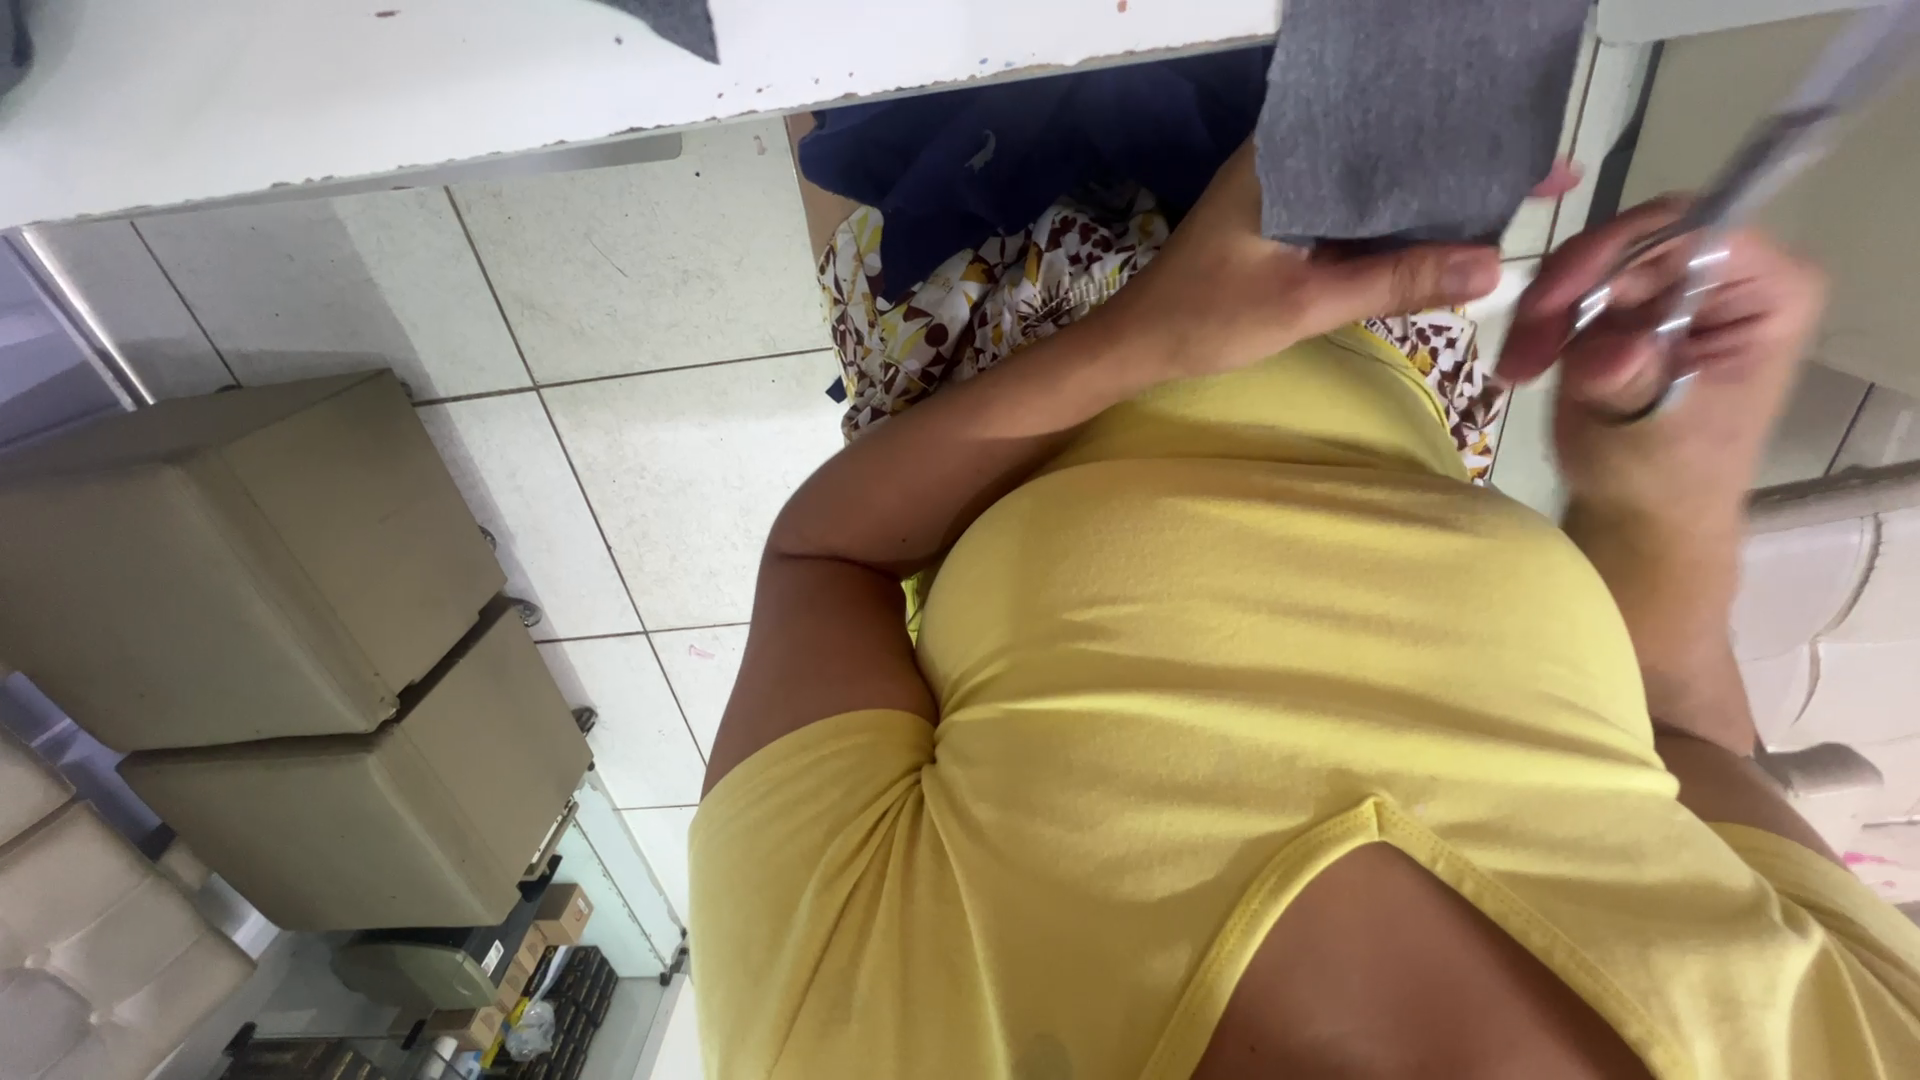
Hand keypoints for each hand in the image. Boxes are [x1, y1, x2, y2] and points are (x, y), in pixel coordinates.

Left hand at [1097, 140, 1503, 379]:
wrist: (1136, 347)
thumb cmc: (1204, 319)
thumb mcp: (1303, 302)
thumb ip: (1393, 282)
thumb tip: (1492, 267)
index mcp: (1287, 155)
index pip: (1391, 122)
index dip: (1465, 132)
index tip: (1532, 139)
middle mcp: (1287, 160)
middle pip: (1387, 151)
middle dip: (1458, 163)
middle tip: (1539, 173)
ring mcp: (1282, 193)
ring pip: (1369, 186)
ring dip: (1425, 199)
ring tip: (1507, 201)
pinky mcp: (1279, 225)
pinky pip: (1346, 216)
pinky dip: (1386, 228)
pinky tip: (1434, 238)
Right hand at [1497, 198, 1827, 524]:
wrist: (1635, 511)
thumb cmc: (1661, 476)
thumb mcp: (1651, 429)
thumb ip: (1634, 382)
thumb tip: (1610, 351)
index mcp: (1764, 292)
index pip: (1689, 231)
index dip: (1614, 254)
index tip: (1549, 304)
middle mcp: (1719, 280)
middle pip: (1628, 245)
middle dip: (1563, 292)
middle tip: (1521, 353)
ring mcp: (1665, 295)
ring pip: (1587, 267)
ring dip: (1539, 315)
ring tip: (1517, 371)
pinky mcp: (1619, 315)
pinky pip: (1566, 296)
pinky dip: (1534, 327)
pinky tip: (1521, 368)